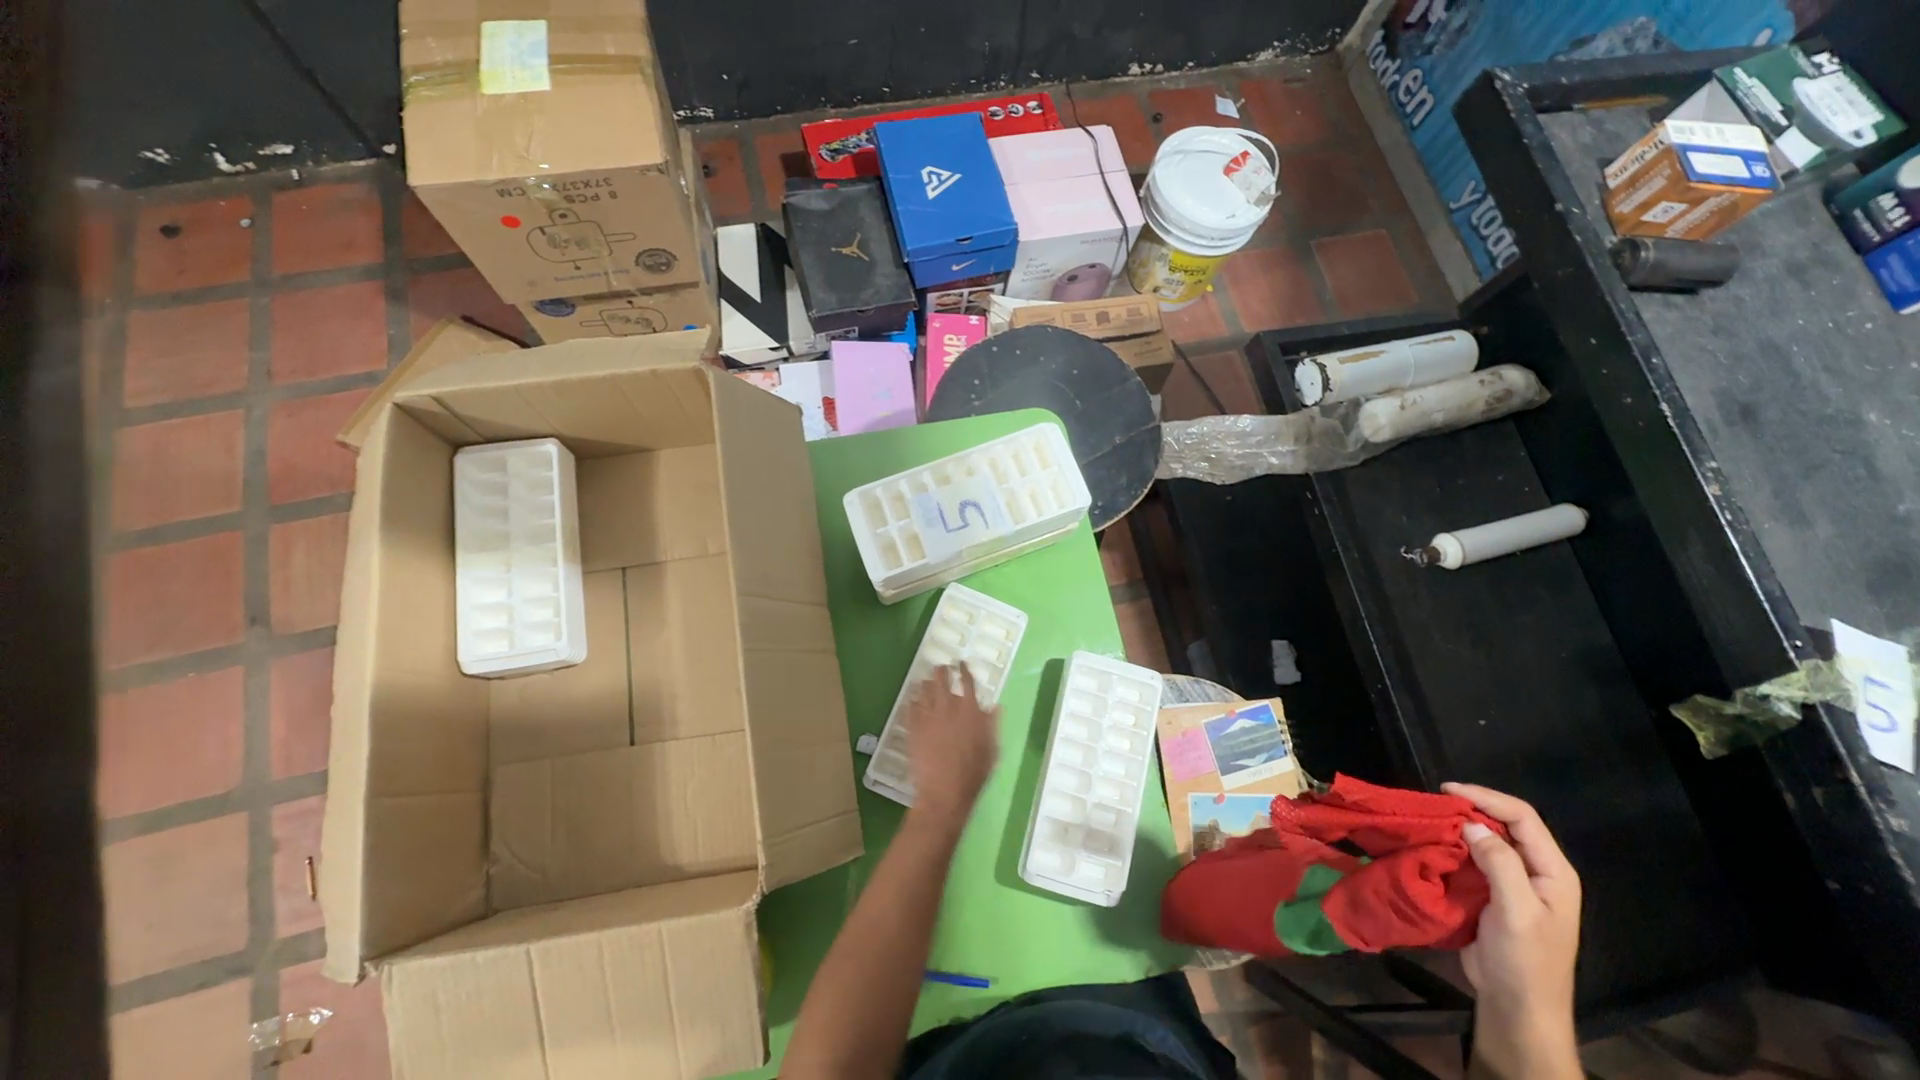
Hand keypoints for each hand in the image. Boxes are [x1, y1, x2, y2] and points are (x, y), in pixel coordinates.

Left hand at [904, 664, 1000, 827]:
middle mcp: (948, 708)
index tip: (961, 663)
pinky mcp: (912, 728)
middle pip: (942, 680)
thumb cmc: (974, 773)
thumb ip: (992, 725)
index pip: (967, 682)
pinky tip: (912, 702)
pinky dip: (912, 702)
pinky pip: (910, 708)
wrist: (945, 791)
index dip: (964, 669)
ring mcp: (928, 717)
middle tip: (941, 668)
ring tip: (925, 681)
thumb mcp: (992, 749)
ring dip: (925, 684)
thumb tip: (995, 706)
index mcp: (970, 711)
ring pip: (924, 691)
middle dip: (942, 671)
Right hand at [1443, 782, 1582, 1079]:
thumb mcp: (1517, 911)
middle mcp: (1537, 871)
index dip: (1487, 798)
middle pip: (1506, 825)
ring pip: (1487, 841)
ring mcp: (1515, 885)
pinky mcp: (1493, 897)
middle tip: (1433, 804)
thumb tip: (1472, 824)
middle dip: (1472, 809)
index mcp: (1553, 871)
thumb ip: (1499, 863)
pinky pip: (1474, 861)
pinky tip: (1433, 847)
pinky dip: (1454, 849)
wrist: (1518, 1007)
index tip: (1447, 791)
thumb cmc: (1525, 961)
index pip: (1523, 817)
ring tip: (1429, 820)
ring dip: (1460, 829)